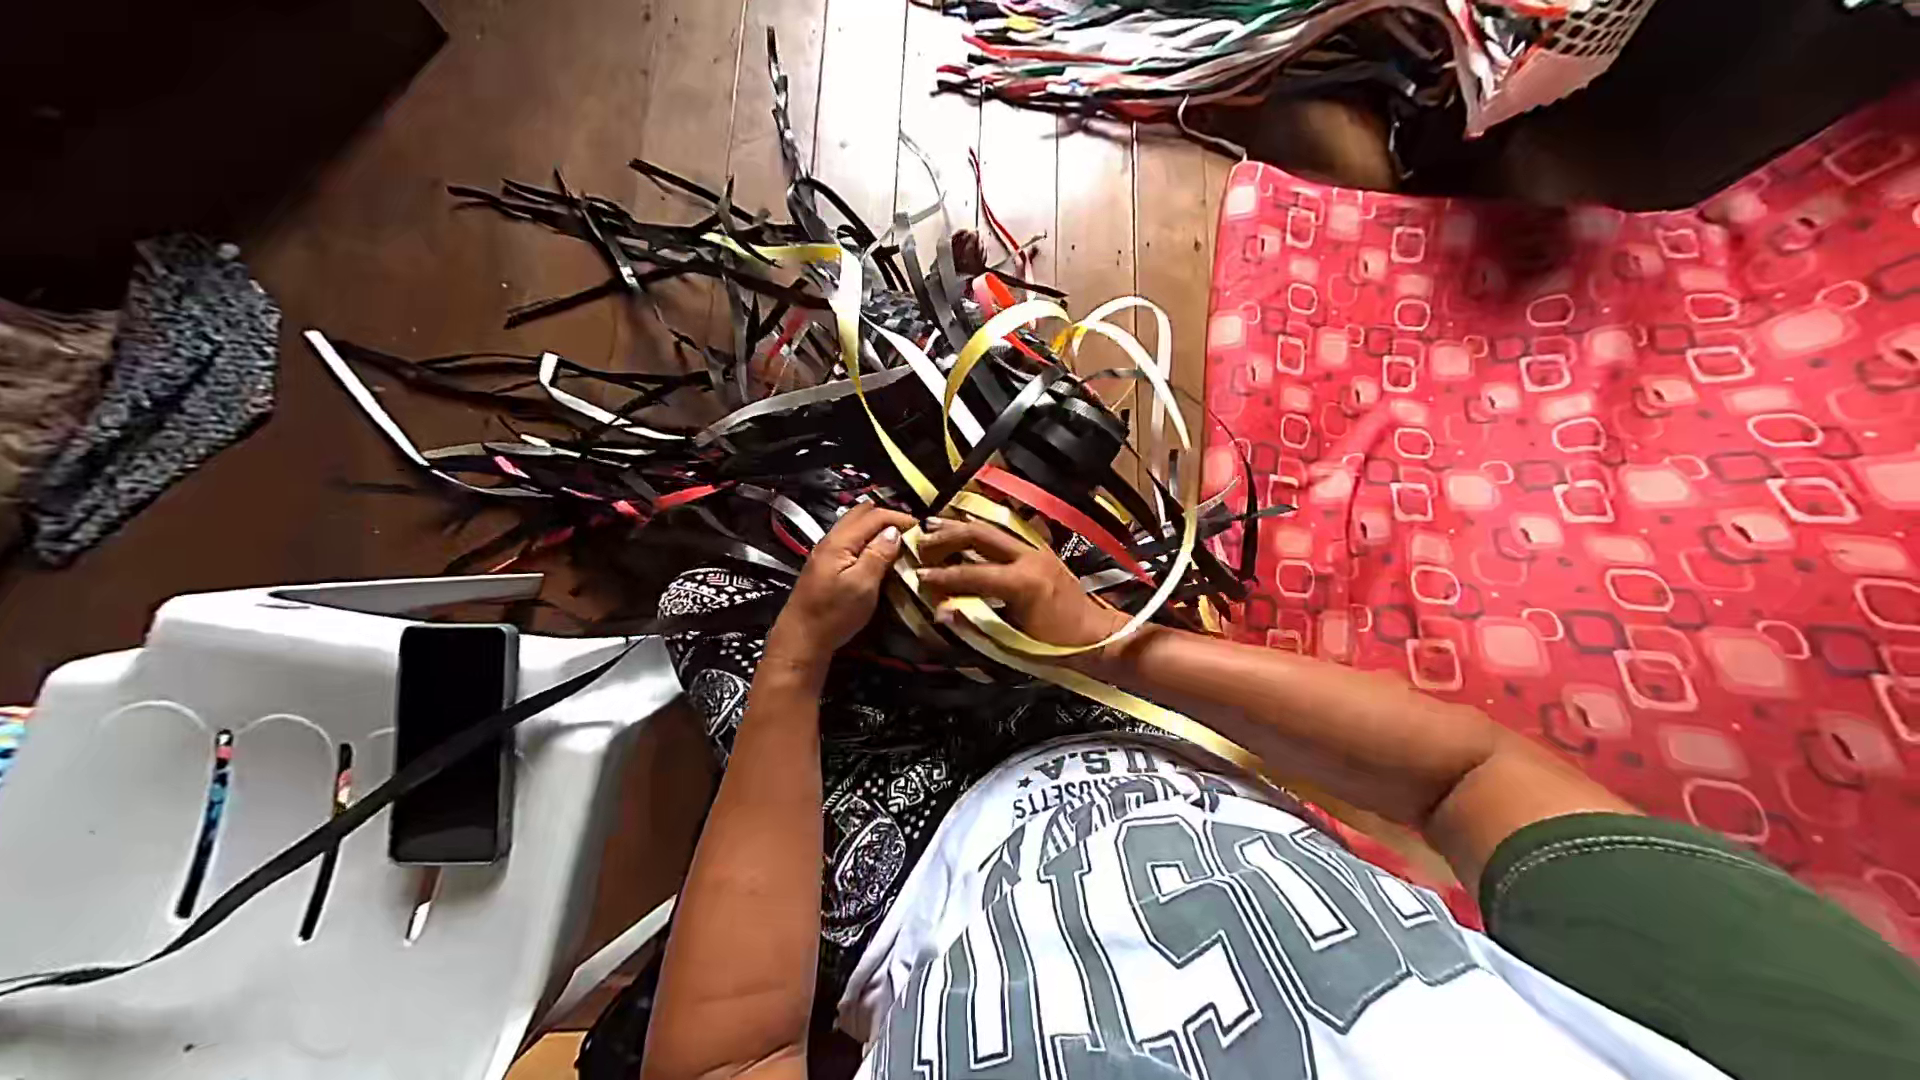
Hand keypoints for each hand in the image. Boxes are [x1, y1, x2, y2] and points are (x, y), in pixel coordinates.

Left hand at [766, 503, 916, 666]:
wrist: (802, 639)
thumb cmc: (834, 614)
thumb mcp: (862, 585)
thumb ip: (878, 555)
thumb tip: (893, 531)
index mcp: (839, 542)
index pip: (873, 516)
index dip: (898, 517)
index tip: (920, 528)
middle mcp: (830, 540)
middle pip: (860, 514)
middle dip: (886, 517)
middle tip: (909, 530)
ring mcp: (825, 552)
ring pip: (854, 526)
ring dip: (876, 527)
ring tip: (898, 539)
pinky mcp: (825, 565)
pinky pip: (850, 540)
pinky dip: (867, 539)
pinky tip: (877, 552)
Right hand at [914, 518, 1127, 649]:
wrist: (1098, 637)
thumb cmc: (1057, 647)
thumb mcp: (1014, 643)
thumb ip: (975, 623)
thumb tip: (941, 610)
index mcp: (1023, 582)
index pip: (971, 573)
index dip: (941, 576)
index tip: (917, 576)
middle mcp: (1029, 557)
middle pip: (978, 536)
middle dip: (945, 537)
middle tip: (919, 542)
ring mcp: (1037, 550)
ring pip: (991, 529)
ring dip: (960, 527)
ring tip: (933, 527)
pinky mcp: (1041, 550)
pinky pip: (1004, 535)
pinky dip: (980, 532)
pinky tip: (964, 532)